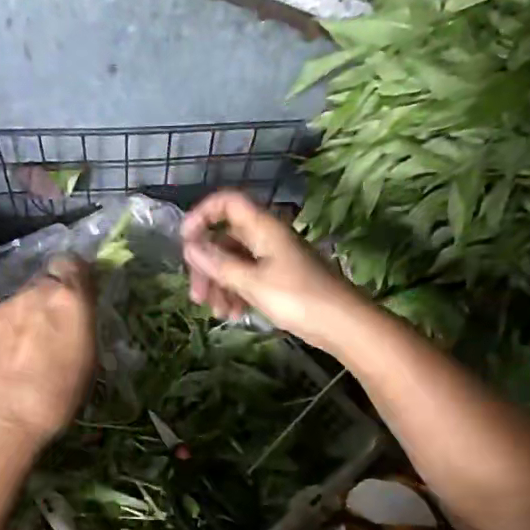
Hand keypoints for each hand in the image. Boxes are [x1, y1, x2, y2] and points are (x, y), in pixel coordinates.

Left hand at [0, 256, 96, 444]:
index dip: (75, 274)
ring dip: (30, 309)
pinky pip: (6, 313)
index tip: (78, 292)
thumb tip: (77, 311)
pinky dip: (12, 324)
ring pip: (24, 296)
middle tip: (55, 322)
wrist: (8, 412)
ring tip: (31, 340)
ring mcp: (8, 304)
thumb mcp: (90, 356)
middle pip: (47, 279)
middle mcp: (38, 291)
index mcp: (70, 297)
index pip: (73, 262)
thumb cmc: (61, 392)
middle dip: (52, 295)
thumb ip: (82, 322)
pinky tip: (12, 349)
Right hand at [180, 189, 368, 352]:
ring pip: (231, 261)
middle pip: (223, 238)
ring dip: (218, 284)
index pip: (227, 203)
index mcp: (262, 229)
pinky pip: (245, 277)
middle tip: (197, 294)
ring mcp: (272, 259)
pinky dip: (234, 293)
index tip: (185, 241)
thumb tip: (189, 246)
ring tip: (216, 311)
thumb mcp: (252, 282)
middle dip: (205, 265)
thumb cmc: (299, 299)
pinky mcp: (277, 279)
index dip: (202, 215)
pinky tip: (232, 314)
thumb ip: (218, 263)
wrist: (345, 326)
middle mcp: (265, 238)